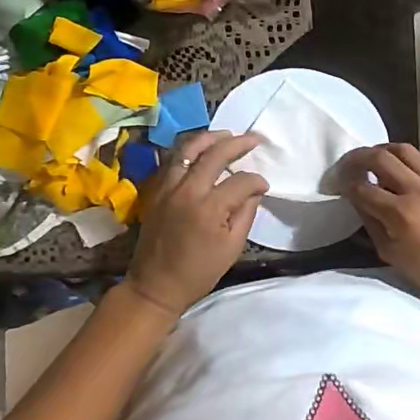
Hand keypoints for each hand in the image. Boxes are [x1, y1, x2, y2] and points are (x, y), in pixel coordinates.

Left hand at [125, 130, 269, 317]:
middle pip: (214, 154)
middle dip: (237, 143)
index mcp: (209, 208)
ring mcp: (167, 186)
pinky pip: (172, 160)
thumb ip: (245, 214)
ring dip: (209, 138)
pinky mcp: (155, 189)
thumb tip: (254, 191)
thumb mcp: (232, 248)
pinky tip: (200, 150)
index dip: (257, 181)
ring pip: (187, 149)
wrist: (155, 284)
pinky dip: (188, 151)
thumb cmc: (198, 272)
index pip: (240, 181)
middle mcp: (187, 189)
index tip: (264, 186)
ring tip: (226, 134)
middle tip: (254, 138)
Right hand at [342, 144, 419, 312]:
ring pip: (403, 149)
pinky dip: (406, 159)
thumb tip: (354, 196)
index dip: (344, 182)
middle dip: (357, 158)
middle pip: (380, 158)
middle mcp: (419, 191)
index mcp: (401, 214)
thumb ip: (368, 219)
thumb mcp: (387, 250)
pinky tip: (399, 169)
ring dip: (381, 151)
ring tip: (371, 159)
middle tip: (347, 164)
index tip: (336, 181)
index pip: (362, 187)